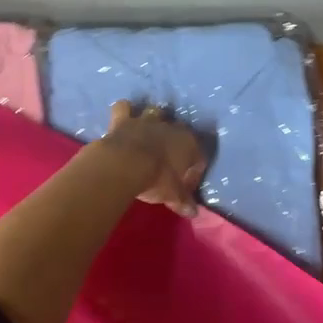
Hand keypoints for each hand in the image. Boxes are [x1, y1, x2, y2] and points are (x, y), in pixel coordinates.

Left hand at [95, 101, 206, 216]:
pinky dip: (124, 111)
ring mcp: (146, 120)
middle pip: (178, 130)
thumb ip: (183, 202)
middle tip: (167, 158)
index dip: (193, 171)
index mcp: (188, 144)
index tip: (184, 186)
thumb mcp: (172, 195)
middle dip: (175, 141)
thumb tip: (194, 213)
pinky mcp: (123, 119)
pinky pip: (124, 108)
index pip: (198, 157)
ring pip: (155, 112)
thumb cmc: (156, 179)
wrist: (124, 165)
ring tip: (148, 133)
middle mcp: (170, 127)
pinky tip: (123, 117)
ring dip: (153, 120)